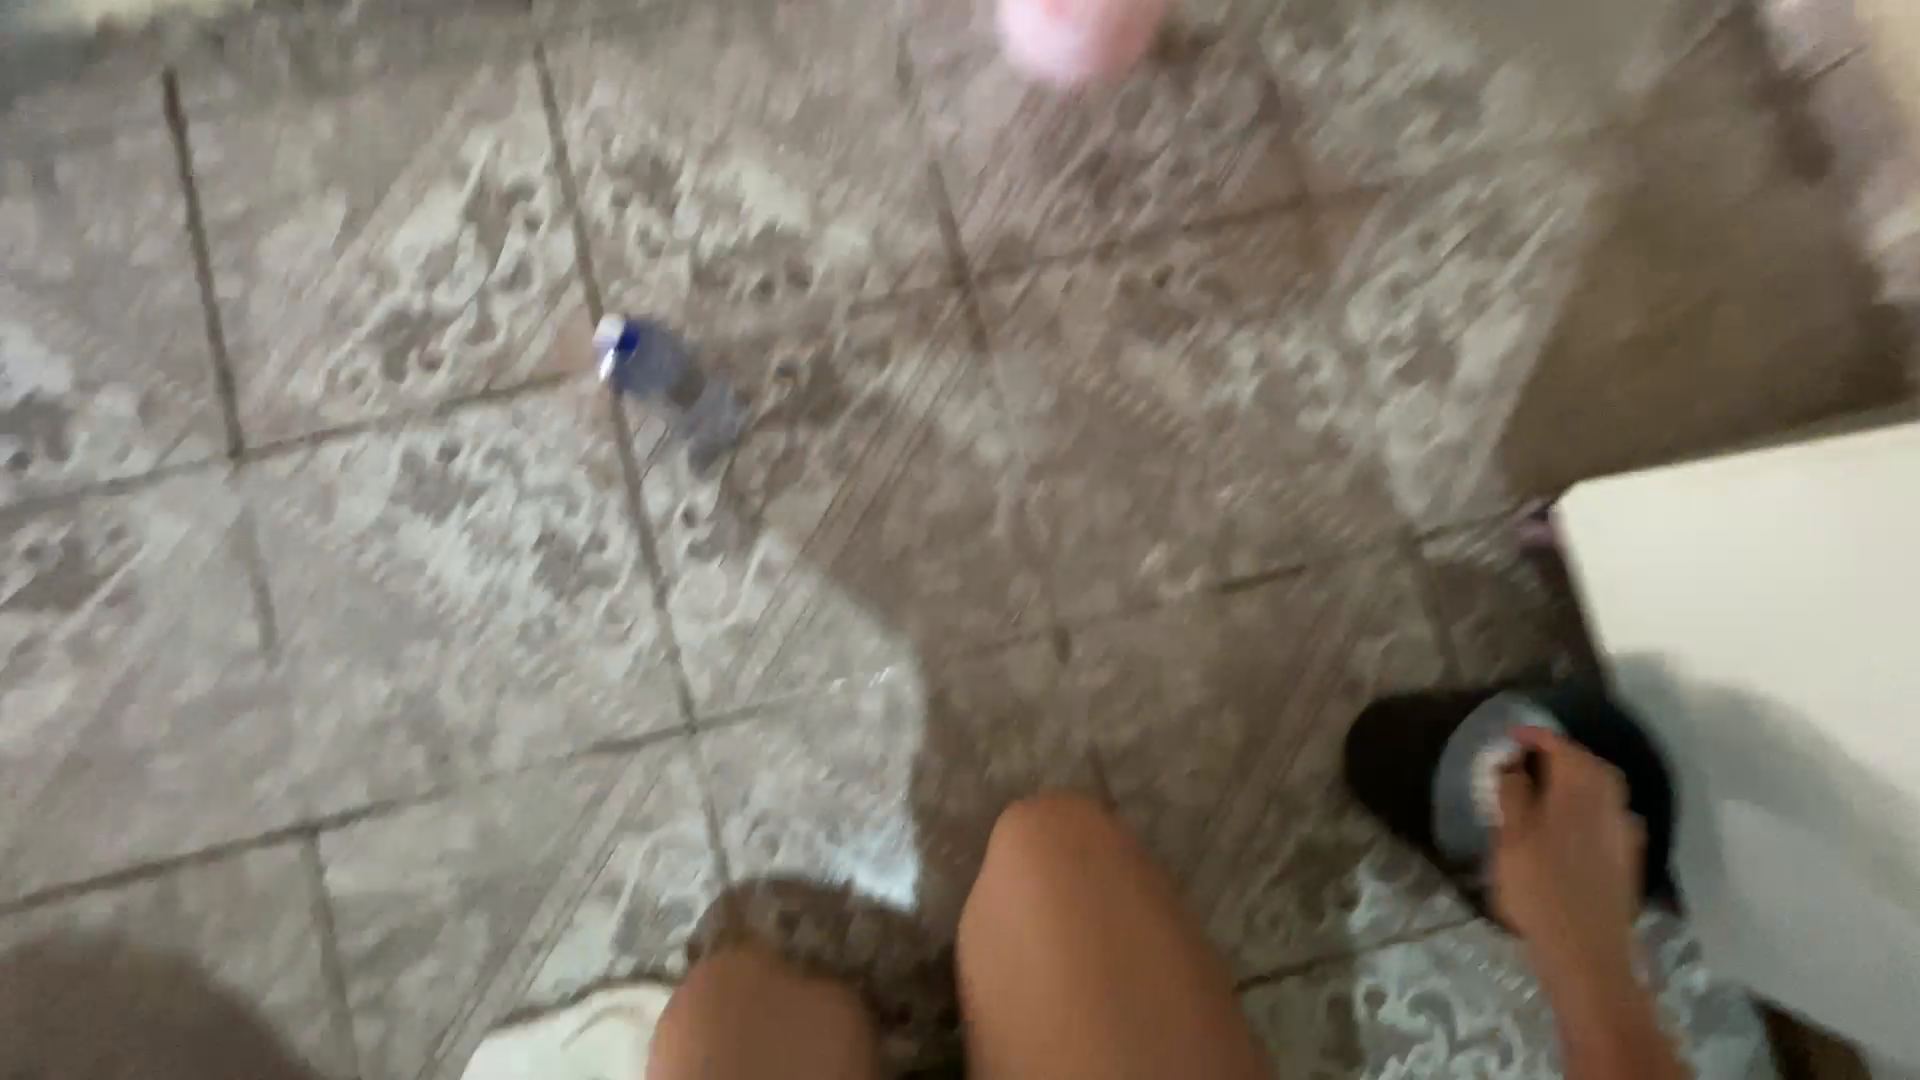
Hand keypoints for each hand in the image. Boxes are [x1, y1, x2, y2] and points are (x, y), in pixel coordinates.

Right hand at [1489, 728, 1643, 988]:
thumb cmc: (1537, 888)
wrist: (1585, 950)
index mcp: (1576, 798)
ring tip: (1550, 780)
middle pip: (1594, 767)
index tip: (1511, 735)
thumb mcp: (1510, 837)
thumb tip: (1512, 764)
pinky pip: (1613, 814)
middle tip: (1531, 753)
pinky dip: (1593, 802)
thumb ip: (1512, 795)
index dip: (1537, 737)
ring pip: (1607, 790)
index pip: (1563, 751)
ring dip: (1581, 775)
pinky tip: (1575, 816)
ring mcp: (1622, 836)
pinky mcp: (1627, 859)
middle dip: (1564, 752)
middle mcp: (1607, 810)